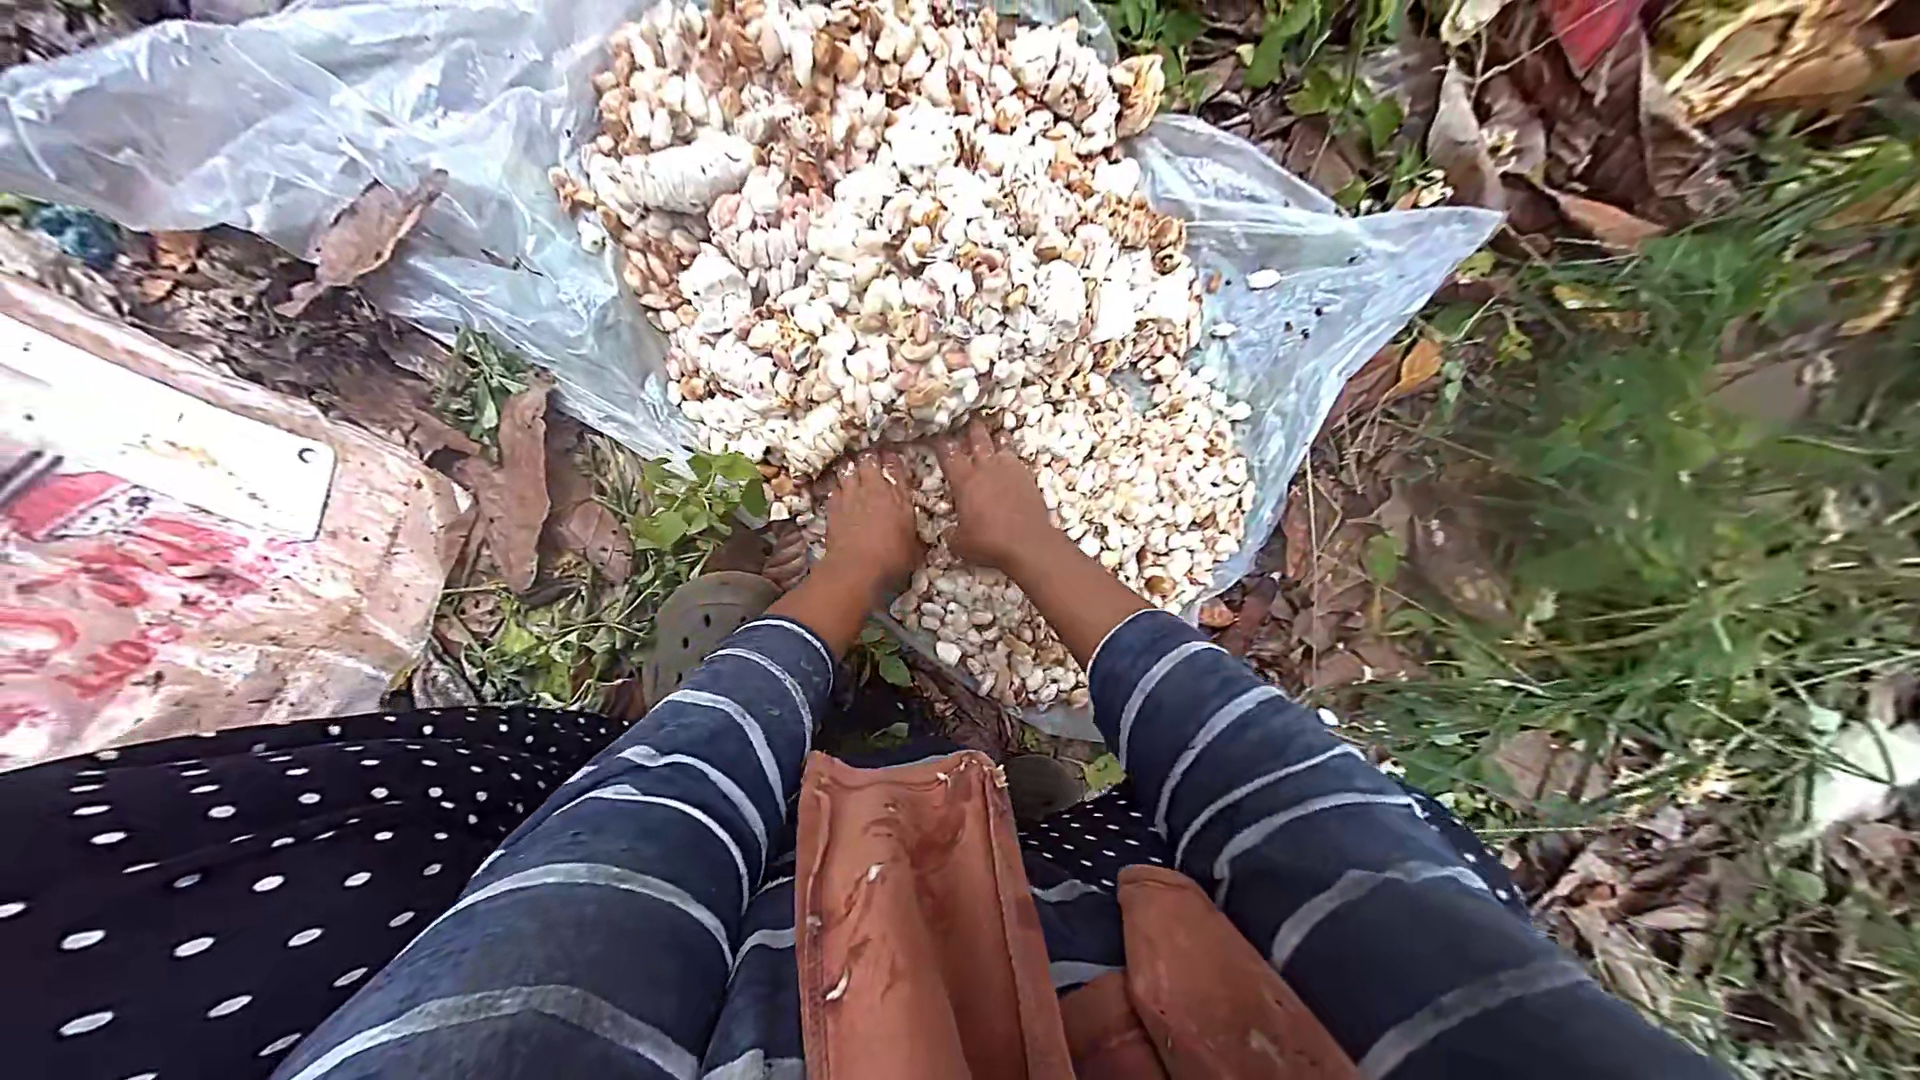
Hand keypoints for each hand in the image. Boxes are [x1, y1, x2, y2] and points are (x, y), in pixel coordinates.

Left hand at [818, 448, 923, 595]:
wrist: (857, 567)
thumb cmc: (891, 560)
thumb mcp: (914, 550)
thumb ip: (915, 538)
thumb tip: (922, 543)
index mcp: (899, 497)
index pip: (895, 468)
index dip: (892, 459)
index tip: (890, 457)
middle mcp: (874, 490)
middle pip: (869, 461)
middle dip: (869, 458)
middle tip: (870, 461)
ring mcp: (851, 495)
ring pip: (848, 469)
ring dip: (850, 469)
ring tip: (852, 472)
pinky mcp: (833, 506)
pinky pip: (834, 488)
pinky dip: (837, 487)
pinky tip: (839, 492)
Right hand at [935, 419, 1061, 574]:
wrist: (1028, 542)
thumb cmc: (988, 542)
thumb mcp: (960, 543)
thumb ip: (952, 534)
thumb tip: (948, 533)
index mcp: (964, 480)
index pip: (948, 455)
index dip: (941, 444)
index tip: (937, 436)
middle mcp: (986, 469)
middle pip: (978, 440)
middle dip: (972, 430)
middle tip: (970, 420)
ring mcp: (1010, 471)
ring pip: (1002, 446)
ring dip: (998, 439)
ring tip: (998, 433)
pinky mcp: (1028, 479)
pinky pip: (1018, 461)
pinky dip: (1013, 458)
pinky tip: (1014, 461)